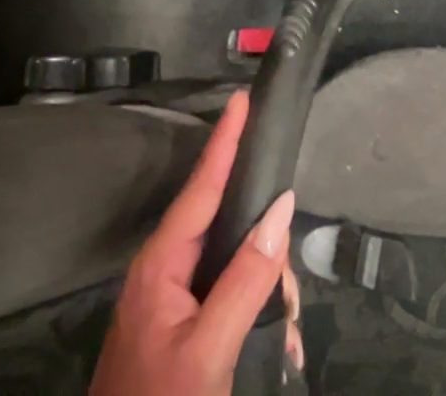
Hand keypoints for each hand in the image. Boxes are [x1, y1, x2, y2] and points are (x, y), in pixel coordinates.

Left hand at [90, 92, 301, 395]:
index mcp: (160, 265)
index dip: (224, 142)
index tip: (242, 100)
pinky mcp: (180, 319)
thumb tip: (280, 208)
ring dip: (263, 284)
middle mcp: (161, 270)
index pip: (201, 188)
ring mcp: (169, 296)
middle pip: (223, 224)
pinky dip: (254, 302)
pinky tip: (270, 328)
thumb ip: (247, 278)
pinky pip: (227, 290)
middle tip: (285, 279)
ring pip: (231, 260)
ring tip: (280, 325)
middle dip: (262, 239)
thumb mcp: (210, 345)